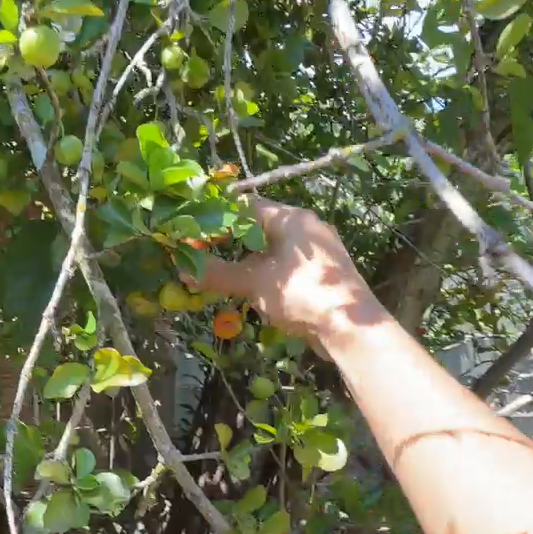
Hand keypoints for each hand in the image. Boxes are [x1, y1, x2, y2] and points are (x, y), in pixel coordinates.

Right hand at [197, 198, 385, 354]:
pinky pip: (285, 266)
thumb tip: (184, 270)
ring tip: (222, 274)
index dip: (218, 218)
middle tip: (203, 255)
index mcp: (291, 218)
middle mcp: (306, 228)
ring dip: (246, 260)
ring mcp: (316, 252)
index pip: (247, 207)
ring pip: (272, 249)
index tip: (195, 232)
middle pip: (259, 227)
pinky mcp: (320, 274)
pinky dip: (264, 273)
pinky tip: (251, 289)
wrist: (348, 326)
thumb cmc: (301, 293)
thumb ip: (218, 274)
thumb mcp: (253, 282)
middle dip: (230, 241)